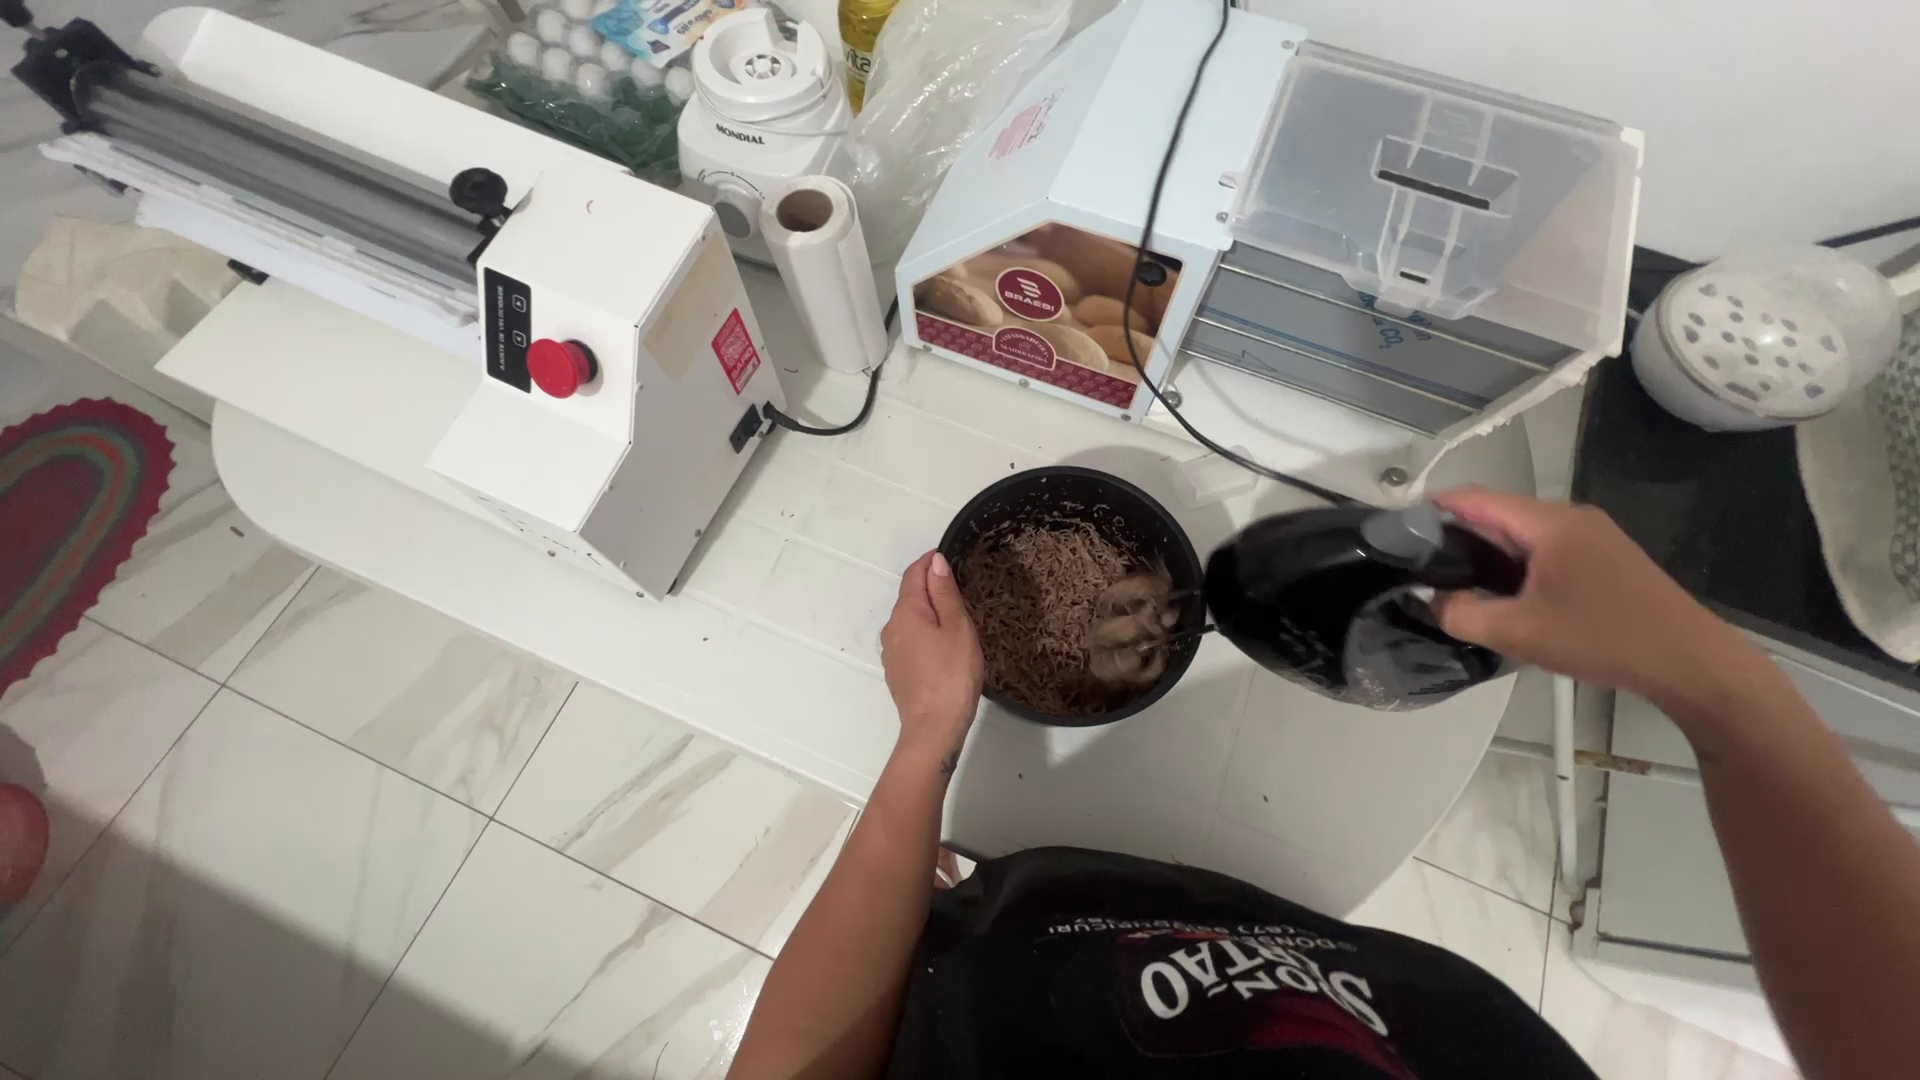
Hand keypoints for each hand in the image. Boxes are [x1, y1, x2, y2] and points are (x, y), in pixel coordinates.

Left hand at [880, 551, 984, 770]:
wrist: (933, 727)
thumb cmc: (952, 674)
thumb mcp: (957, 628)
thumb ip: (945, 593)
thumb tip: (935, 562)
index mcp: (906, 612)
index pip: (913, 575)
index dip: (929, 562)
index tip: (947, 555)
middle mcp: (892, 628)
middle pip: (909, 596)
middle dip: (930, 585)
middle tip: (958, 585)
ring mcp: (891, 651)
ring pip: (909, 620)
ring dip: (927, 611)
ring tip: (954, 615)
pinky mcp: (896, 671)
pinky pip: (909, 640)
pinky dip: (924, 632)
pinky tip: (942, 644)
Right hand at [1430, 487, 1753, 707]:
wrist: (1692, 665)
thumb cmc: (1603, 639)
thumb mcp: (1516, 632)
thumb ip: (1459, 613)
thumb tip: (1432, 599)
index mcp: (1548, 523)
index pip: (1472, 498)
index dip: (1428, 510)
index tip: (1394, 534)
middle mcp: (1568, 518)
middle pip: (1493, 513)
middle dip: (1451, 535)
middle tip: (1416, 566)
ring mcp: (1589, 536)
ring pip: (1515, 533)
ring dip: (1481, 552)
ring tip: (1449, 582)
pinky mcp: (1599, 557)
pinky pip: (1538, 547)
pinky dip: (1509, 563)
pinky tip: (1497, 592)